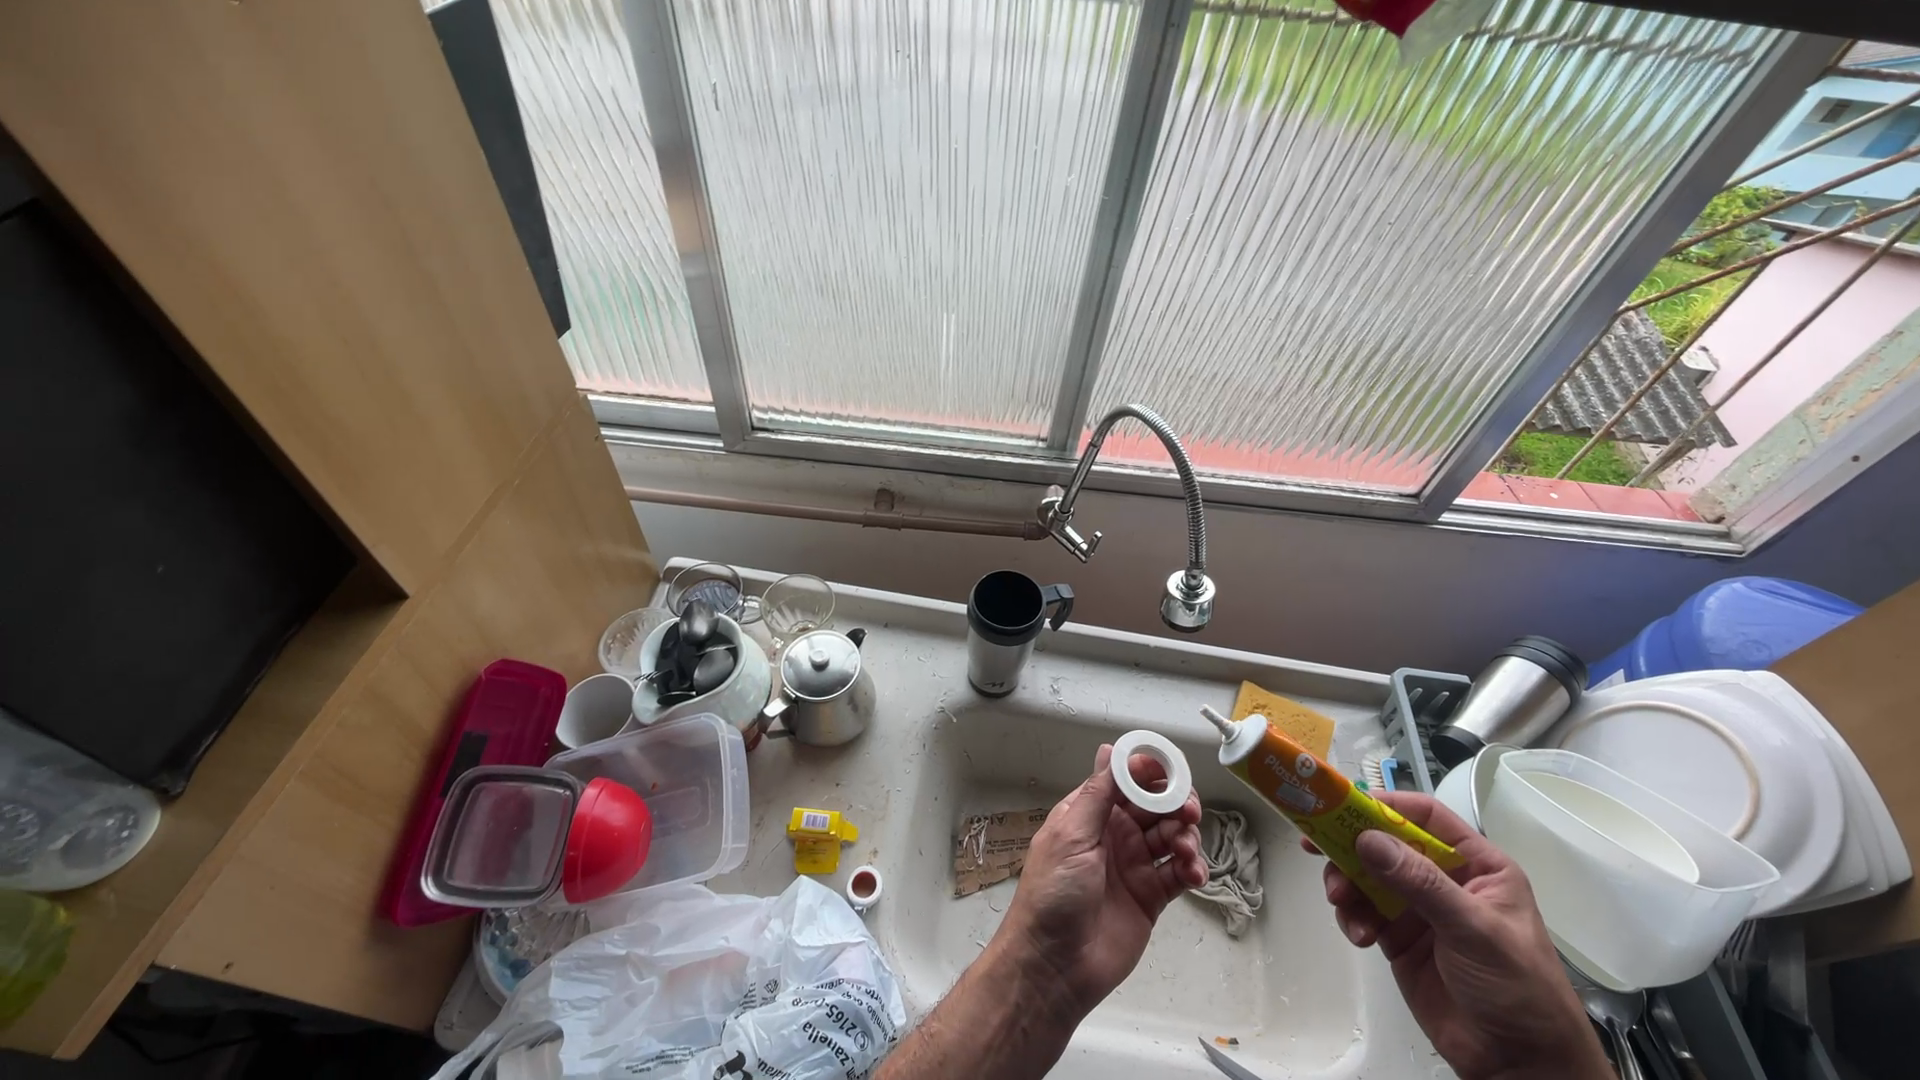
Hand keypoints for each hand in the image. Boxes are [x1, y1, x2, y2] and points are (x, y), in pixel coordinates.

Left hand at [993, 743, 1206, 1020]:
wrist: (1054, 965)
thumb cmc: (1051, 894)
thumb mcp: (1070, 836)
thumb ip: (1096, 794)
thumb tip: (1109, 750)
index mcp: (1088, 814)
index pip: (1124, 781)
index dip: (1149, 772)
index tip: (1171, 772)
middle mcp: (1113, 835)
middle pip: (1155, 806)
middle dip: (1176, 802)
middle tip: (1188, 811)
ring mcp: (1133, 865)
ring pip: (1171, 836)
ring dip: (1186, 836)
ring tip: (1186, 850)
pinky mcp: (1150, 897)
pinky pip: (1179, 873)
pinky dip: (1192, 869)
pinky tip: (1193, 873)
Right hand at [1305, 792, 1609, 1079]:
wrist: (1522, 1065)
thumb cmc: (1518, 989)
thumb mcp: (1473, 930)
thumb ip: (1419, 883)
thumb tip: (1366, 839)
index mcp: (1476, 865)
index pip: (1425, 818)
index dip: (1384, 805)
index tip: (1341, 807)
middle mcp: (1444, 879)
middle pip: (1385, 843)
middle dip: (1350, 847)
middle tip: (1314, 846)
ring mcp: (1419, 908)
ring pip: (1367, 876)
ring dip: (1347, 885)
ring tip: (1341, 903)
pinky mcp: (1399, 937)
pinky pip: (1363, 911)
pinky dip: (1353, 917)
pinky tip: (1360, 936)